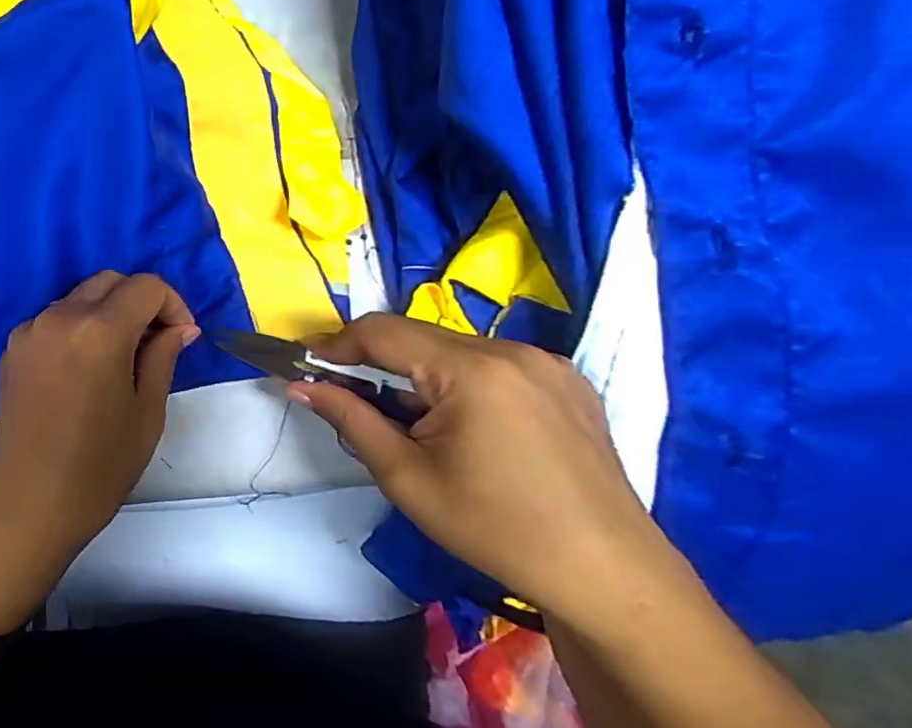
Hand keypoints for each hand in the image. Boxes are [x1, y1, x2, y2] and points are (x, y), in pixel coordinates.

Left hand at [0, 271, 198, 633]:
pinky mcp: (13, 345)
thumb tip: (179, 327)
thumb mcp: (147, 412)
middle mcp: (60, 316)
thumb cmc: (99, 464)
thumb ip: (162, 356)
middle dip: (138, 301)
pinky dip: (76, 328)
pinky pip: (53, 319)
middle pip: (108, 281)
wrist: (30, 497)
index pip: (145, 286)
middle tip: (153, 343)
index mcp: (99, 329)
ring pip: (78, 297)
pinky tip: (83, 369)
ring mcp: (30, 329)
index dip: (172, 304)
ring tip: (118, 358)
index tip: (180, 336)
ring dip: (105, 312)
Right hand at [290, 313, 681, 621]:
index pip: (381, 331)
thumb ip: (349, 419)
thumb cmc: (497, 529)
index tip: (306, 366)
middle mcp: (512, 351)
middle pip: (417, 336)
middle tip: (347, 397)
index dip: (335, 344)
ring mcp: (546, 364)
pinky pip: (490, 362)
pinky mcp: (566, 381)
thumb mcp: (406, 477)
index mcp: (473, 371)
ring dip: (416, 372)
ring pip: (452, 348)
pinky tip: (462, 423)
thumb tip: (299, 385)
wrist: (612, 579)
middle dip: (374, 361)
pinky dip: (458, 380)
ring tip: (408, 420)